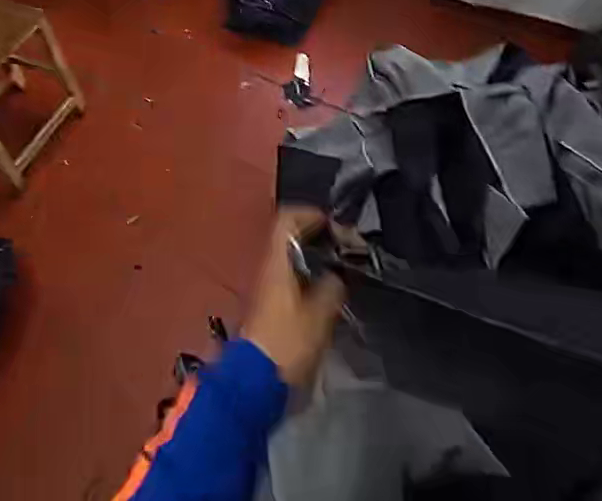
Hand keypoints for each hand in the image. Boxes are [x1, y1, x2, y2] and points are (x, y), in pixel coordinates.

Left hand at [242, 208, 345, 386]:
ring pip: (292, 258)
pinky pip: (292, 278)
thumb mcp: (319, 314)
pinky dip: (311, 275)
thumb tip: (338, 274)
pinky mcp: (270, 307)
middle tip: (347, 247)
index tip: (336, 225)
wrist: (254, 386)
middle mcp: (268, 268)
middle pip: (291, 237)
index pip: (287, 219)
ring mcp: (267, 288)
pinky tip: (330, 291)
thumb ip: (333, 286)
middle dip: (320, 236)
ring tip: (344, 267)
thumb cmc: (286, 343)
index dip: (311, 214)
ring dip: (317, 257)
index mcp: (276, 262)